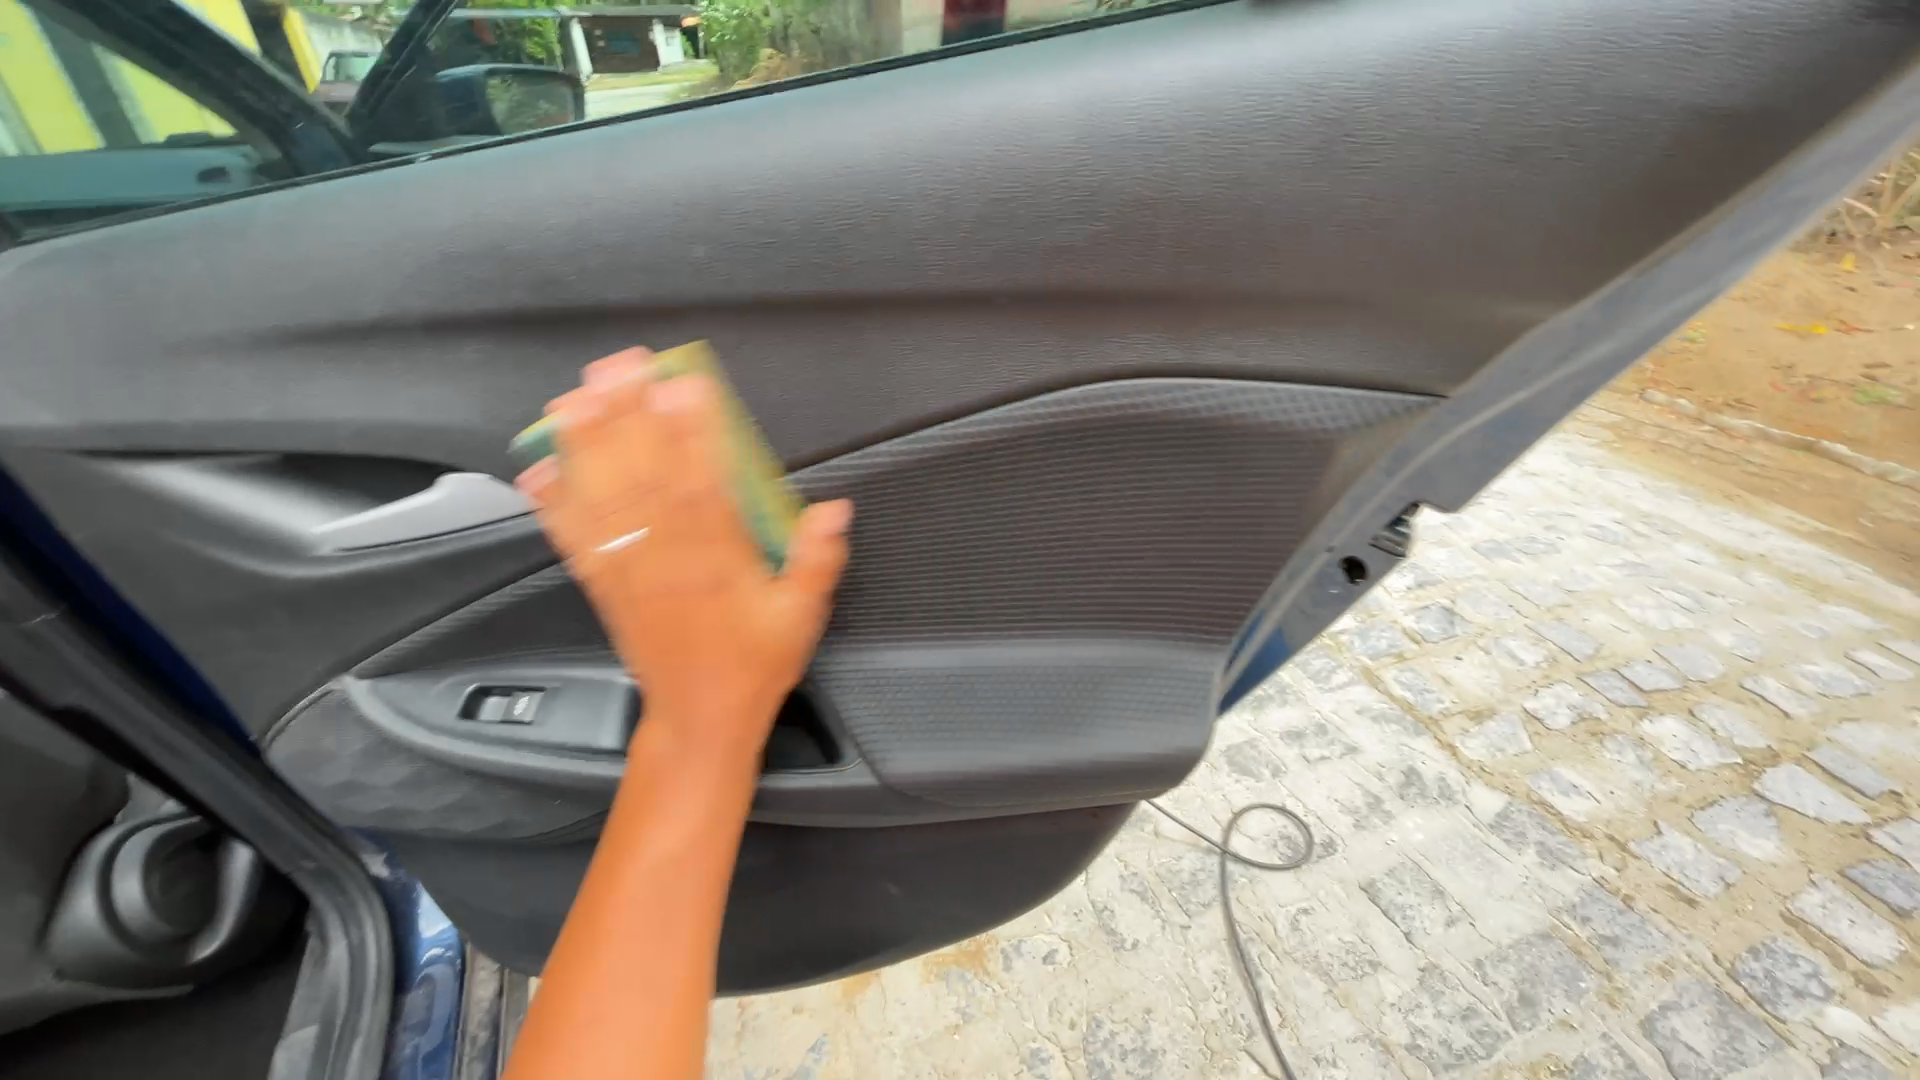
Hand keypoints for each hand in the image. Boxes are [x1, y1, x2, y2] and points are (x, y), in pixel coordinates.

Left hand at [516, 348, 851, 765]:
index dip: (691, 433)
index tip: (683, 385)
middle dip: (631, 418)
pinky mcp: (606, 588)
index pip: (703, 487)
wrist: (701, 716)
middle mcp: (668, 561)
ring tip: (575, 399)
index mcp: (718, 564)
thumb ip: (818, 560)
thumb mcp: (803, 615)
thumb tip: (835, 509)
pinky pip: (575, 542)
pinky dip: (553, 505)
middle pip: (645, 480)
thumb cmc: (755, 663)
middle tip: (620, 368)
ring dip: (587, 447)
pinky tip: (539, 470)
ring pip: (606, 501)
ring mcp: (630, 573)